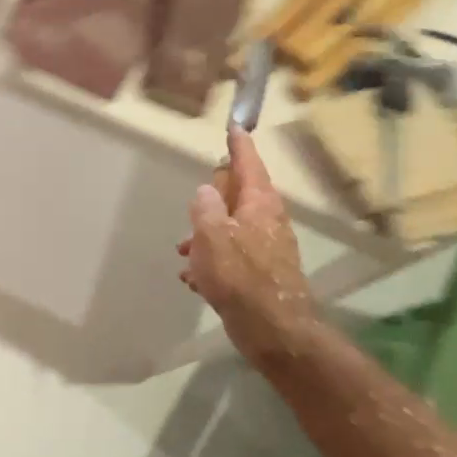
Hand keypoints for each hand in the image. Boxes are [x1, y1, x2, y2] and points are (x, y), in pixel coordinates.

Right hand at [178, 126, 315, 360]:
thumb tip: (207, 190)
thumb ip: (206, 208)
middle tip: (198, 196)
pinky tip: (193, 277)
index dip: (239, 146)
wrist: (272, 328)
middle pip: (240, 196)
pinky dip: (212, 260)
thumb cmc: (240, 277)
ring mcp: (266, 249)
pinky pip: (231, 256)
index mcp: (259, 206)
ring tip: (183, 251)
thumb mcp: (212, 236)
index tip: (235, 127)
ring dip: (207, 234)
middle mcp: (267, 222)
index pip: (249, 165)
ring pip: (232, 229)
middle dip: (216, 196)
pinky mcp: (260, 274)